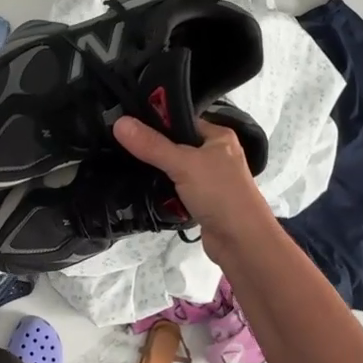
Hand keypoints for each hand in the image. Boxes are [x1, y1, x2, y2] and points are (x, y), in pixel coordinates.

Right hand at [113, 116, 277, 257]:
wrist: (242, 241)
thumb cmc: (220, 194)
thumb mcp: (183, 164)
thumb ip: (152, 145)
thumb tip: (120, 123)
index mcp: (218, 136)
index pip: (182, 121)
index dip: (157, 122)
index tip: (127, 125)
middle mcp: (216, 155)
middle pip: (176, 146)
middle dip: (154, 151)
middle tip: (122, 149)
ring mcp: (210, 181)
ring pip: (176, 171)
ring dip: (158, 175)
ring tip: (128, 170)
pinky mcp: (203, 202)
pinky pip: (178, 192)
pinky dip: (165, 194)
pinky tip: (146, 193)